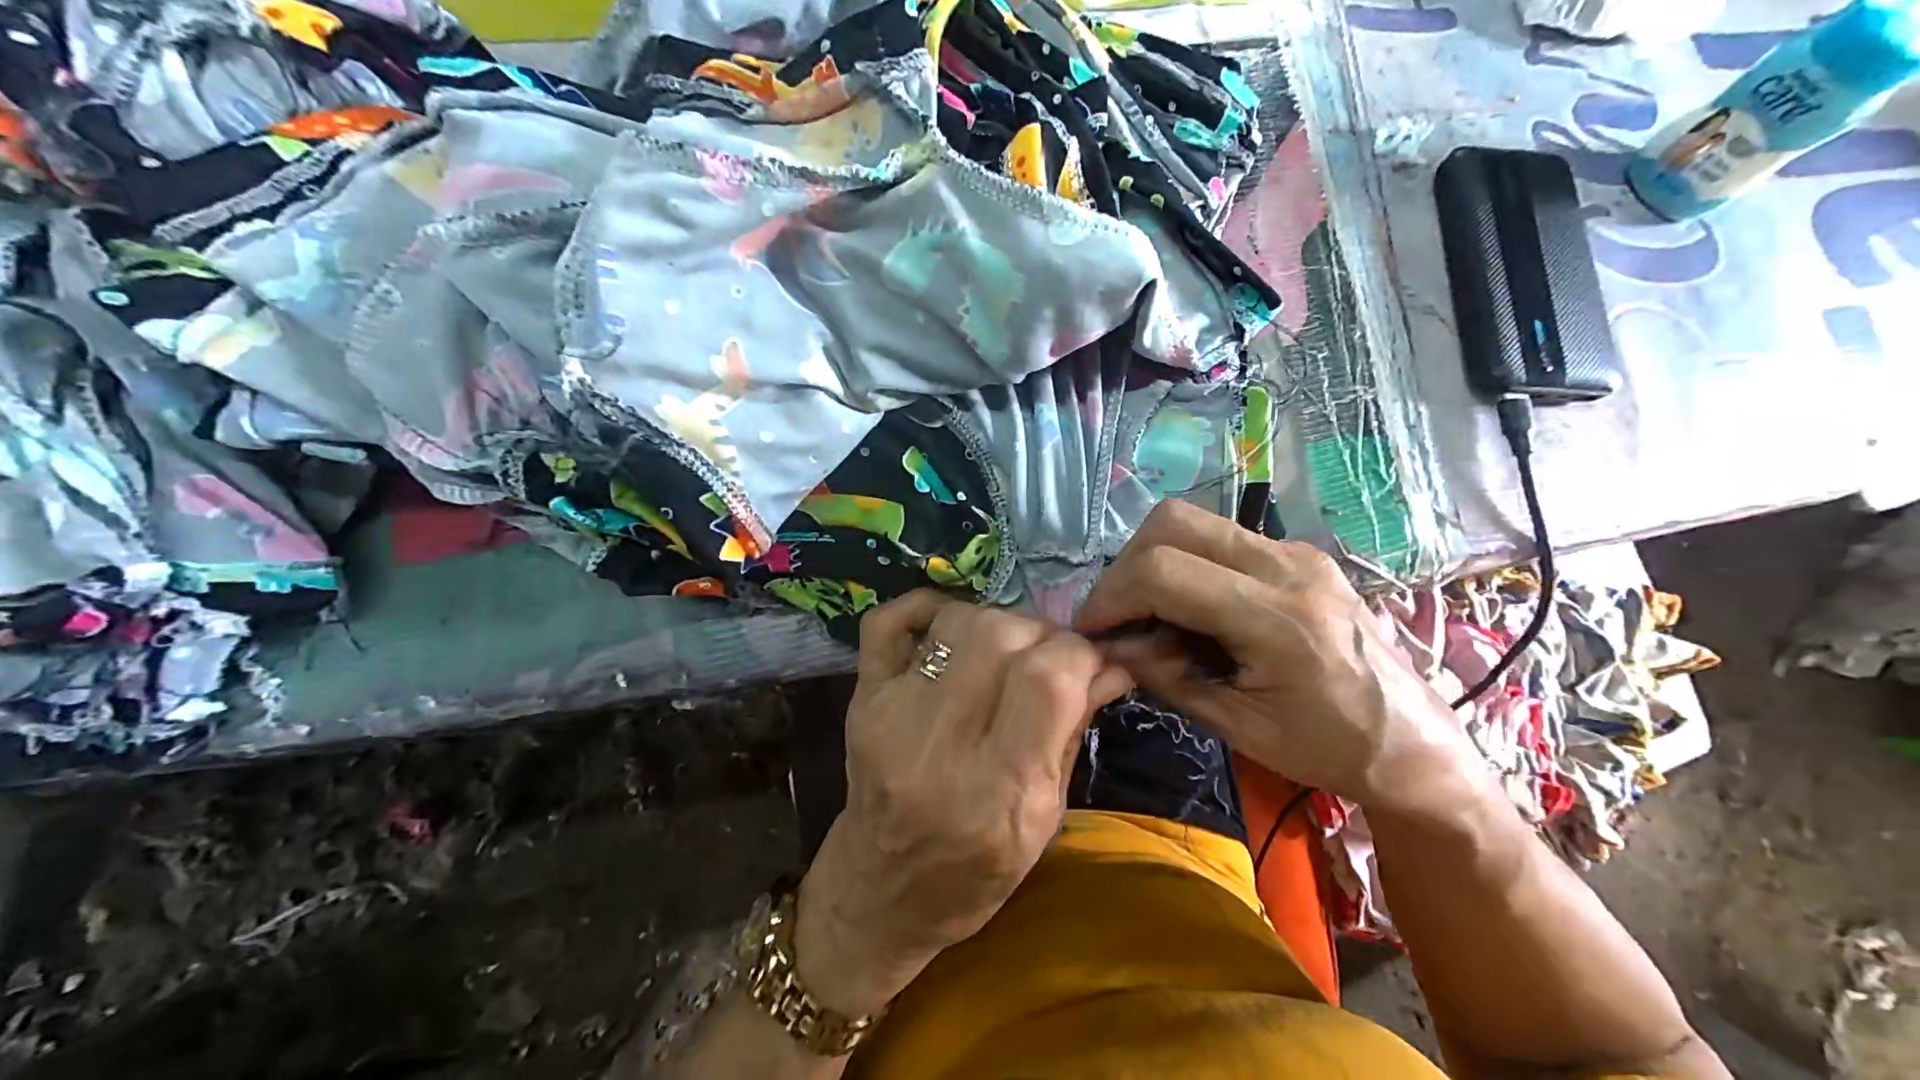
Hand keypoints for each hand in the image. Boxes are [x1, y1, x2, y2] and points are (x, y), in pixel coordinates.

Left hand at [793, 591, 1132, 1017]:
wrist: (882, 890)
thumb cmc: (974, 875)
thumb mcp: (1044, 822)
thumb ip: (1072, 733)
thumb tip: (1112, 662)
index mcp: (998, 793)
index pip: (1047, 680)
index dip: (1079, 654)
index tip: (1088, 663)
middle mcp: (940, 747)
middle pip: (1001, 637)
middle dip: (1043, 634)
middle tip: (1050, 656)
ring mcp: (891, 716)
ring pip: (958, 622)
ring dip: (998, 623)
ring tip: (1008, 651)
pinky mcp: (862, 698)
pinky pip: (886, 622)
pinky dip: (927, 607)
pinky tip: (954, 627)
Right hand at [1074, 500, 1471, 808]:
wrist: (1415, 746)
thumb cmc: (1330, 748)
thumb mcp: (1237, 726)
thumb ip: (1167, 676)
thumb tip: (1113, 644)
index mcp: (1277, 617)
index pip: (1163, 571)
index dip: (1111, 597)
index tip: (1091, 631)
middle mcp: (1288, 565)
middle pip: (1173, 522)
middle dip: (1126, 566)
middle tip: (1117, 615)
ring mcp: (1297, 553)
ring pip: (1195, 521)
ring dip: (1153, 559)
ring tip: (1147, 612)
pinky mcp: (1300, 556)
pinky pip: (1222, 538)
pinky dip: (1186, 562)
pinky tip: (1188, 608)